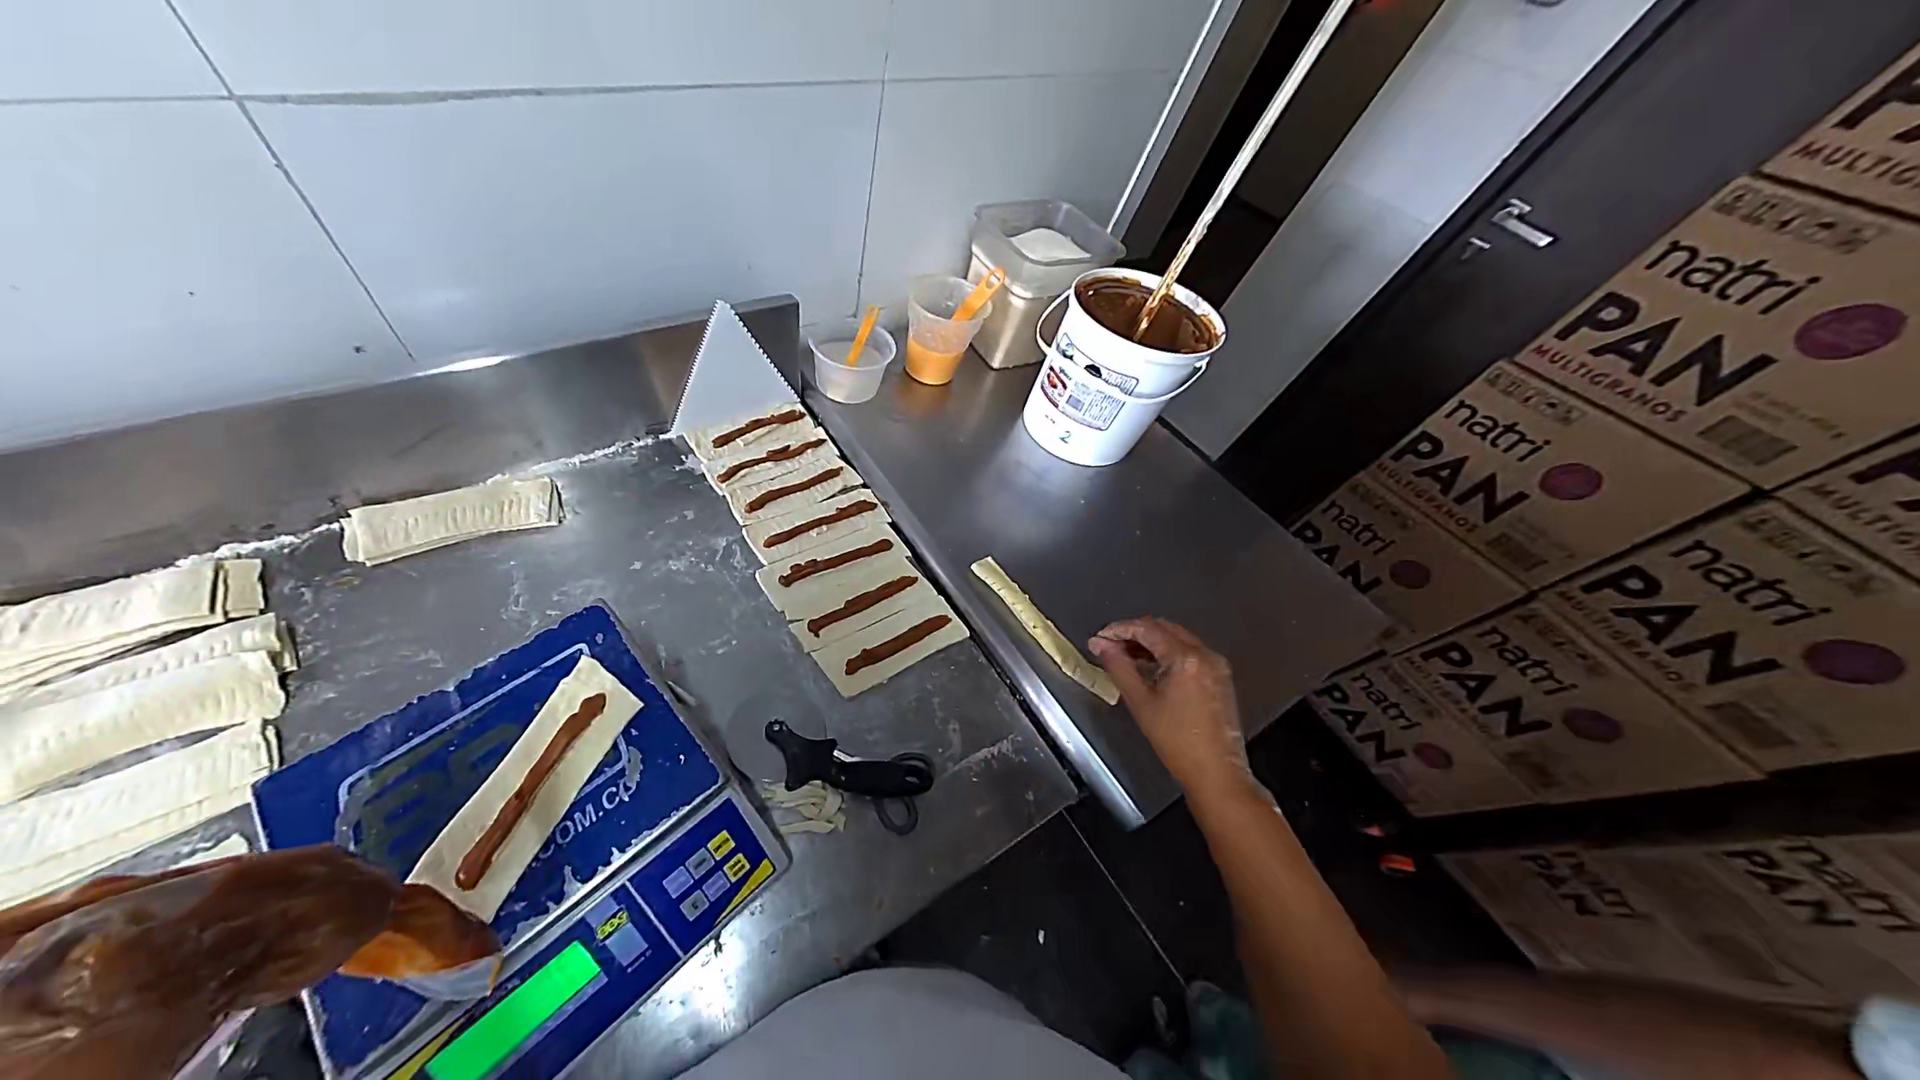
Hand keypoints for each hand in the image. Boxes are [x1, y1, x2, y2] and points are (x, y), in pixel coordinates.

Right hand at [1089, 617, 1251, 795]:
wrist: (1216, 772)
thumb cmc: (1177, 743)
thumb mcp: (1140, 702)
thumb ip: (1118, 667)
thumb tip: (1100, 644)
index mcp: (1186, 659)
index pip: (1147, 629)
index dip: (1119, 629)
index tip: (1101, 637)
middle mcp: (1205, 655)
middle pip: (1164, 628)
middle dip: (1135, 633)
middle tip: (1111, 645)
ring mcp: (1216, 665)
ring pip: (1177, 638)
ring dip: (1151, 642)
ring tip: (1126, 656)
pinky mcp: (1220, 676)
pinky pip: (1190, 652)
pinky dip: (1168, 653)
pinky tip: (1151, 667)